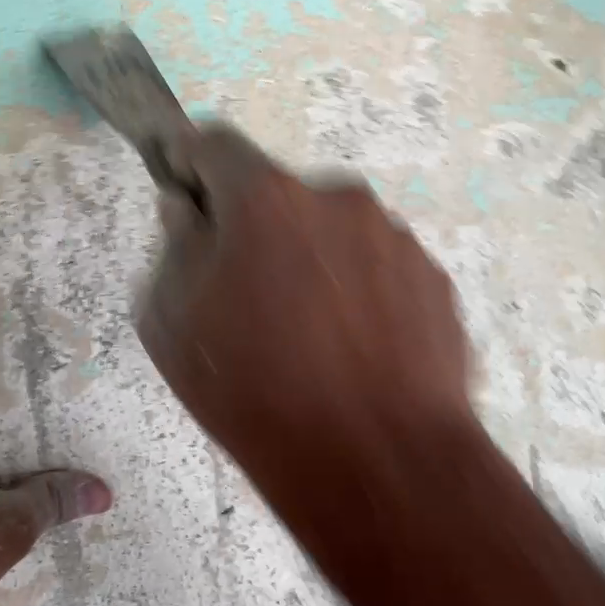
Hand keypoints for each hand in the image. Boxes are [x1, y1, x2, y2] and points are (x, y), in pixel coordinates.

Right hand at [137, 123, 473, 481]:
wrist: (374, 462)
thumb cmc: (250, 385)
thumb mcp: (169, 319)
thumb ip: (173, 246)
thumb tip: (187, 212)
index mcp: (265, 198)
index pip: (214, 144)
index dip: (190, 163)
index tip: (183, 196)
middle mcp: (336, 199)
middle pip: (276, 193)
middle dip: (251, 225)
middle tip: (241, 291)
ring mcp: (394, 238)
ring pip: (328, 231)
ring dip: (305, 259)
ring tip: (302, 333)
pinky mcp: (434, 282)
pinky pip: (373, 268)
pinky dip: (352, 291)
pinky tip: (346, 351)